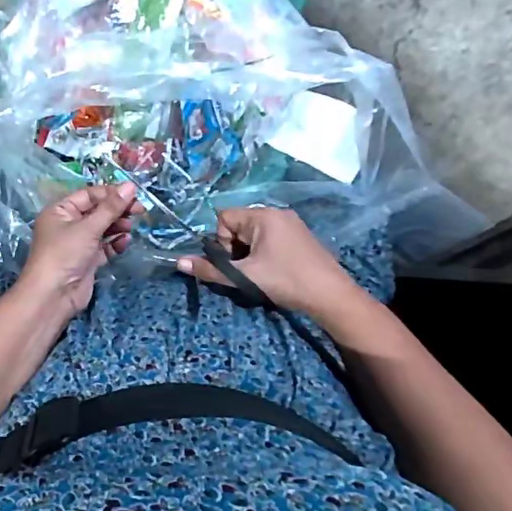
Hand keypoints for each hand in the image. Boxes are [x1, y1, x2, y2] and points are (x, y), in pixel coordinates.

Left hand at [16, 182, 141, 315]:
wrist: (53, 295)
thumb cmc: (65, 254)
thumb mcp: (88, 228)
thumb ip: (111, 207)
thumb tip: (130, 186)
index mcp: (61, 210)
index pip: (89, 195)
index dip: (111, 193)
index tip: (134, 194)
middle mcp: (68, 224)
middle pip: (97, 211)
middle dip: (117, 210)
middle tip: (138, 211)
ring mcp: (78, 243)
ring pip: (102, 228)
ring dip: (117, 226)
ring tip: (129, 228)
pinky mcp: (87, 260)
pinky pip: (104, 246)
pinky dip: (115, 243)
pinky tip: (125, 242)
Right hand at [176, 206, 360, 313]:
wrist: (332, 297)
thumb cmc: (286, 281)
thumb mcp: (245, 277)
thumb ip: (211, 270)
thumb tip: (179, 263)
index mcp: (263, 216)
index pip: (224, 218)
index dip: (222, 241)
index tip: (234, 261)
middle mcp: (277, 213)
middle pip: (238, 225)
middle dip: (235, 248)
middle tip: (247, 270)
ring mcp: (291, 224)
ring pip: (253, 234)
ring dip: (249, 253)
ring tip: (261, 273)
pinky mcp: (300, 237)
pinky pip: (270, 239)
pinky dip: (264, 254)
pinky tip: (274, 272)